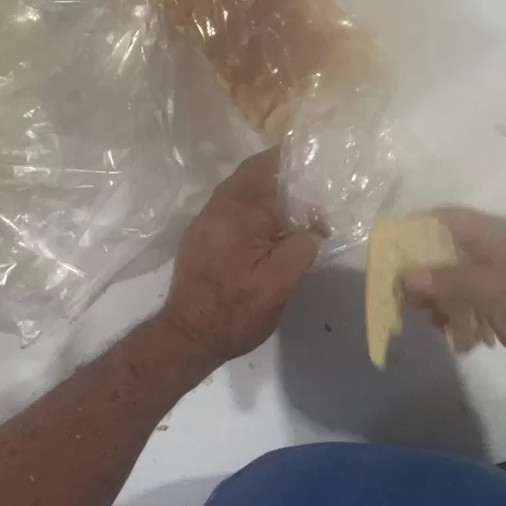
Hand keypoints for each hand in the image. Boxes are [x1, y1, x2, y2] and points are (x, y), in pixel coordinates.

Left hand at [156, 148, 321, 368]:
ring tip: (293, 202)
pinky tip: (266, 225)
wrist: (188, 335)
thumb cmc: (237, 311)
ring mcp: (204, 221)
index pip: (270, 172)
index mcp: (239, 212)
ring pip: (238, 189)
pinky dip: (250, 206)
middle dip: (279, 170)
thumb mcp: (280, 284)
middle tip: (307, 178)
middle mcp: (217, 207)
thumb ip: (301, 248)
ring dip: (264, 189)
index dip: (296, 170)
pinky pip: (228, 207)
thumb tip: (312, 228)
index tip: (317, 172)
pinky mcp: (199, 236)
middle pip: (251, 173)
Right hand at [404, 208, 505, 396]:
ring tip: (426, 321)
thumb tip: (405, 276)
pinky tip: (448, 332)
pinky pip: (470, 302)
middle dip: (421, 270)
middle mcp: (501, 251)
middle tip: (401, 297)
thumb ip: (448, 281)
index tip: (387, 249)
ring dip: (436, 297)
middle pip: (448, 250)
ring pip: (456, 279)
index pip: (448, 219)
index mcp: (502, 234)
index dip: (416, 228)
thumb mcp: (495, 292)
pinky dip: (455, 313)